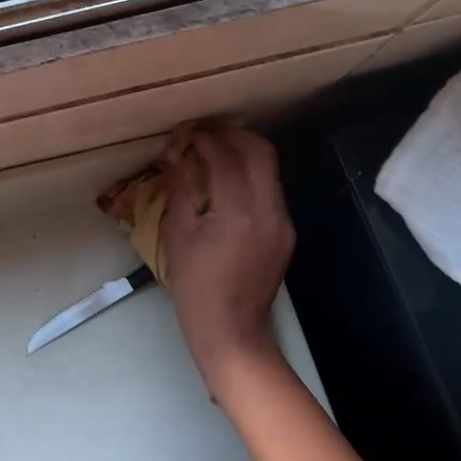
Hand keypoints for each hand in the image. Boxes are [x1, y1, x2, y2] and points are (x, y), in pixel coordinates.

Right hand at [159, 122, 293, 389]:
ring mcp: (282, 222)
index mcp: (239, 211)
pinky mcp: (285, 232)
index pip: (226, 156)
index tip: (186, 133)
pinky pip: (270, 190)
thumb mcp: (178, 232)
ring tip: (215, 149)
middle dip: (232, 135)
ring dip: (243, 152)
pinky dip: (249, 175)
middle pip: (260, 152)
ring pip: (269, 169)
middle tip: (205, 131)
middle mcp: (269, 210)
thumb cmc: (195, 284)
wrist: (230, 329)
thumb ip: (180, 187)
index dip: (204, 138)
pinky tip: (226, 181)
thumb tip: (174, 153)